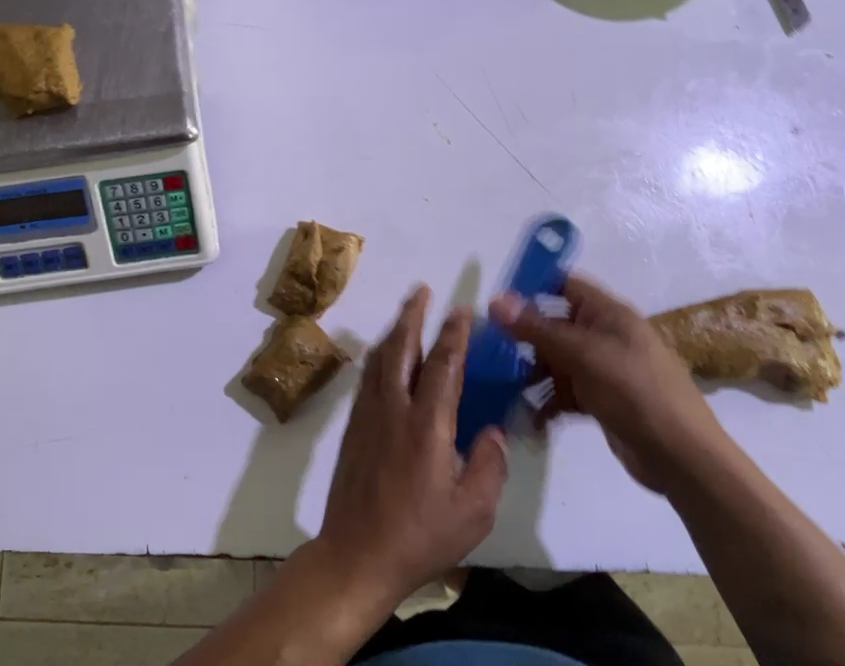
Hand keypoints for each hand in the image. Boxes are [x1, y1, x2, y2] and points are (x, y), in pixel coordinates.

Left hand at [315, 286, 507, 606]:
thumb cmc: (420, 536)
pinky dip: (378, 358)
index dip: (453, 335)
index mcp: (426, 426)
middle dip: (412, 316)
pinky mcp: (352, 430)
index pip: (442, 366)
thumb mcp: (474, 511)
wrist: (356, 554)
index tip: (461, 310)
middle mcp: (392, 410)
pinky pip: (366, 379)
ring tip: (406, 314)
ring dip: (394, 332)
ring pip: (379, 360)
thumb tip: (491, 430)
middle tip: (422, 290)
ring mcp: (367, 418)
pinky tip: (383, 358)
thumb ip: (489, 466)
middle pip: (400, 349)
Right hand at [493, 275, 729, 494]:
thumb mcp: (583, 355)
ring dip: (529, 375)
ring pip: (555, 362)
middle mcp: (605, 337)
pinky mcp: (601, 401)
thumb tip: (495, 299)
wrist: (681, 457)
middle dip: (522, 339)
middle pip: (553, 326)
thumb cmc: (635, 392)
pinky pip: (564, 393)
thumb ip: (537, 328)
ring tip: (501, 389)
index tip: (495, 303)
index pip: (564, 285)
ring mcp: (603, 370)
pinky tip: (529, 420)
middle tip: (488, 352)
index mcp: (608, 315)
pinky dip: (546, 403)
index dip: (531, 287)